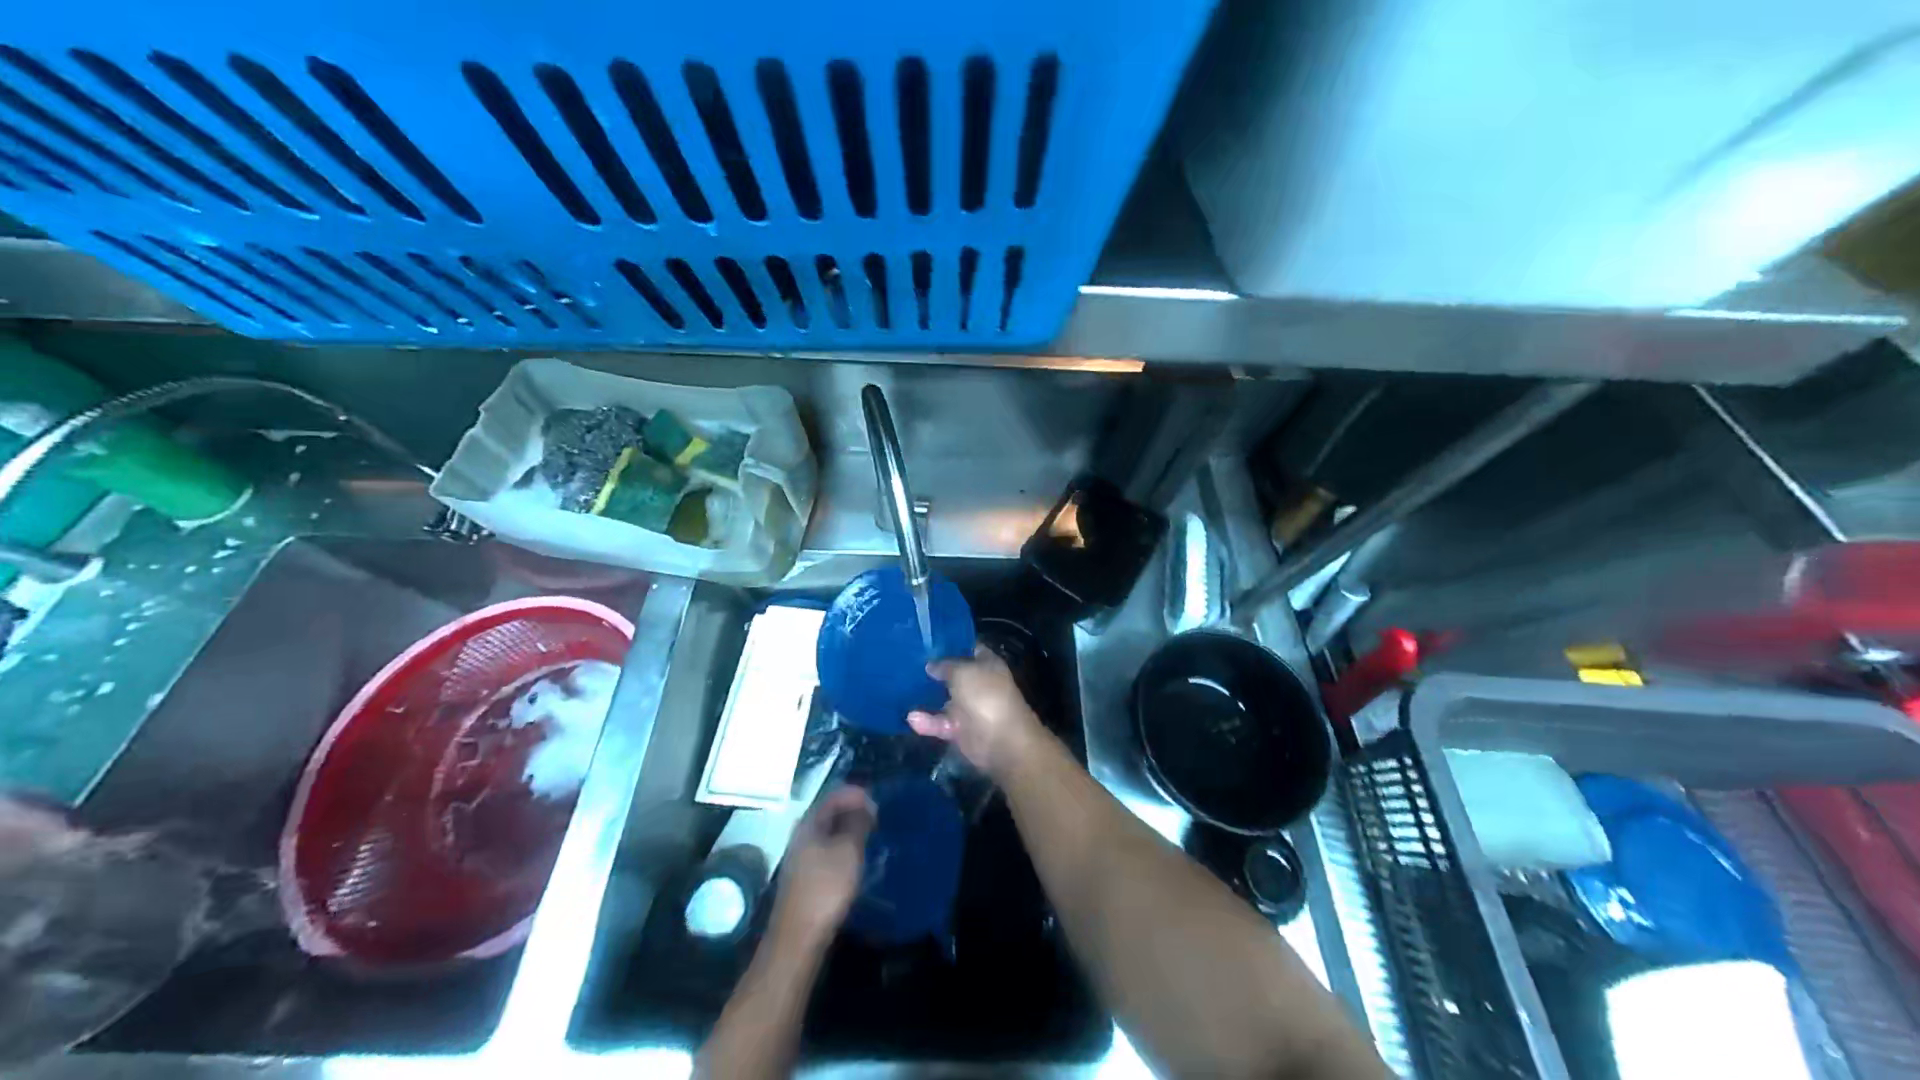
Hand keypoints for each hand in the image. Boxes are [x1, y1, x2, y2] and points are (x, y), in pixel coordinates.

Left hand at [771, 786, 874, 947]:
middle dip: (853, 811)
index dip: (856, 795)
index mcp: (809, 823)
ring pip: (828, 833)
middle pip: (829, 813)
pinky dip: (843, 848)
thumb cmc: (826, 888)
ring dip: (849, 831)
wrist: (798, 938)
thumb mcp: (848, 851)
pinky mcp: (805, 877)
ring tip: (871, 837)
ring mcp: (800, 857)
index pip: (833, 796)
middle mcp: (801, 835)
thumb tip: (864, 804)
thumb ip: (857, 823)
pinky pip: (827, 851)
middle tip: (877, 819)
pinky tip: (856, 860)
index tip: (878, 804)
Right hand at [908, 644, 1044, 778]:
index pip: (970, 649)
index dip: (953, 644)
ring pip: (945, 700)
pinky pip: (939, 723)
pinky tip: (910, 718)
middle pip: (954, 675)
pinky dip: (927, 722)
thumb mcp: (963, 672)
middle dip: (934, 670)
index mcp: (987, 665)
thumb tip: (931, 665)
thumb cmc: (985, 696)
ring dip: (927, 697)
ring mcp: (969, 708)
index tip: (929, 641)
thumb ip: (946, 666)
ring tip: (902, 688)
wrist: (1001, 741)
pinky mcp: (960, 730)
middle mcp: (979, 685)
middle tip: (908, 663)